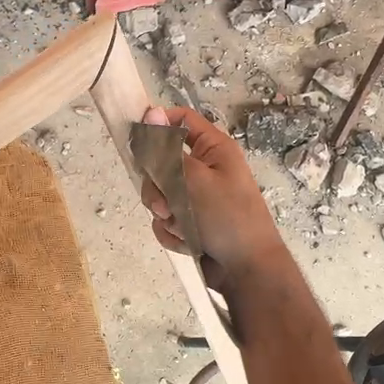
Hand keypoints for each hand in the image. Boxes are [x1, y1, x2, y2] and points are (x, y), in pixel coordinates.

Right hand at [138, 105, 282, 291]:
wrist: (247, 270)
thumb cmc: (228, 218)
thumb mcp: (194, 180)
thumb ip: (166, 149)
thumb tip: (150, 112)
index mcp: (213, 150)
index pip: (181, 121)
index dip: (157, 125)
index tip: (135, 139)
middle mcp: (204, 170)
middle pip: (160, 162)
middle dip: (157, 187)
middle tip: (166, 204)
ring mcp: (197, 197)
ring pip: (159, 194)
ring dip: (165, 213)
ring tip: (182, 227)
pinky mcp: (190, 222)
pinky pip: (165, 219)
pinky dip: (171, 232)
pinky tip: (187, 242)